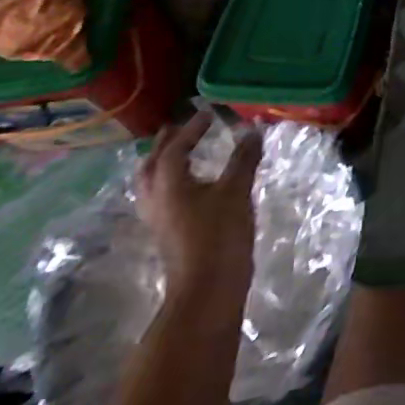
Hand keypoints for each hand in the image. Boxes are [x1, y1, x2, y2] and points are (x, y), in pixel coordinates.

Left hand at [135, 111, 260, 295]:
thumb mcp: (236, 192)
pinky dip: (169, 181)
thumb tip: (254, 130)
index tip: (209, 114)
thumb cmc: (219, 236)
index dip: (193, 128)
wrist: (207, 290)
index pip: (176, 146)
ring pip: (151, 181)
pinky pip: (159, 196)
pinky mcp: (165, 232)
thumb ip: (243, 159)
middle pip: (153, 162)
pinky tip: (187, 186)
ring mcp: (157, 217)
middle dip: (166, 143)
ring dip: (162, 162)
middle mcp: (155, 196)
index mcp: (168, 182)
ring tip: (178, 152)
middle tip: (181, 127)